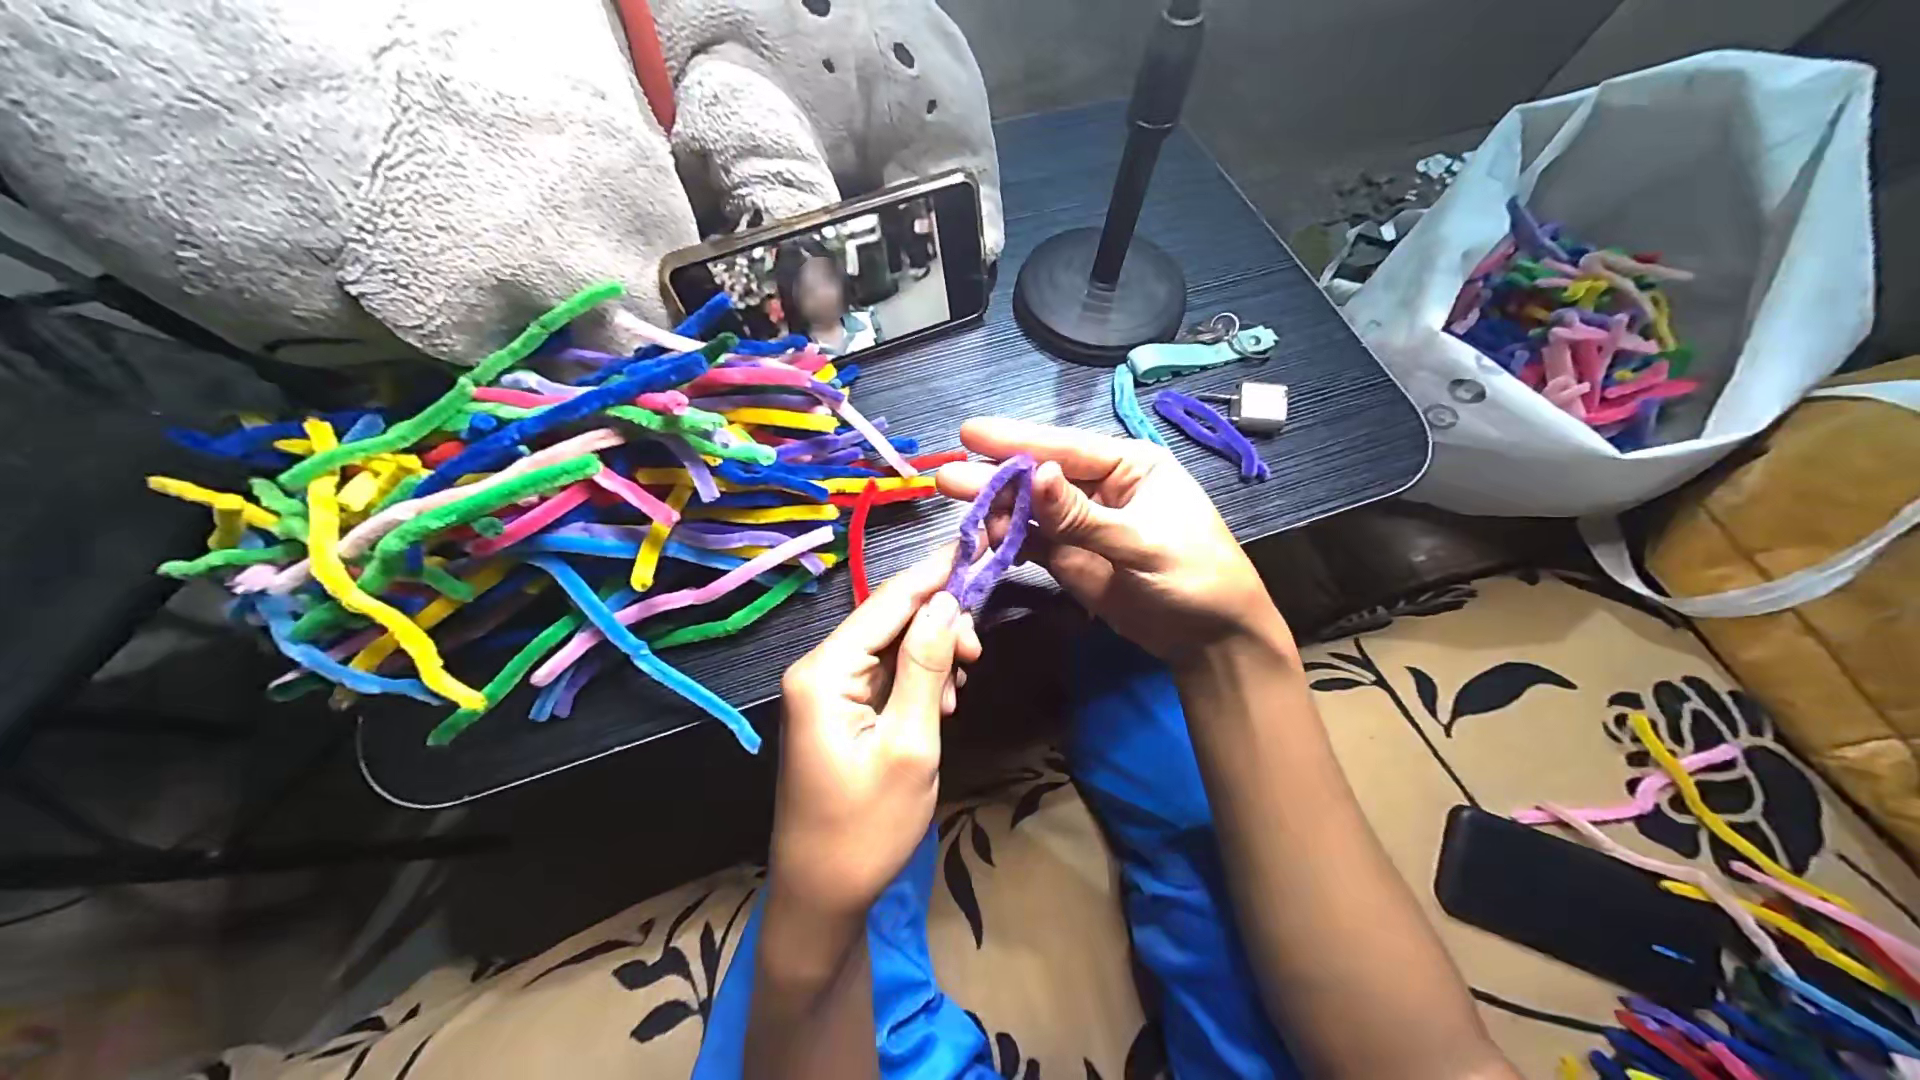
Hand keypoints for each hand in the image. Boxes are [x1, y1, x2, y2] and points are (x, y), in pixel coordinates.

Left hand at [770, 547, 982, 919]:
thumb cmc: (866, 828)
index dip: (936, 572)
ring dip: (932, 655)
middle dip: (939, 624)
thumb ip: (926, 666)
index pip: (888, 601)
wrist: (821, 895)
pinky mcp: (839, 707)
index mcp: (825, 671)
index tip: (979, 546)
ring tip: (959, 691)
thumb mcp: (910, 744)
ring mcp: (826, 688)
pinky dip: (917, 678)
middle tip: (978, 654)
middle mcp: (818, 667)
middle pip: (889, 618)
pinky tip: (941, 701)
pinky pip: (885, 673)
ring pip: (891, 645)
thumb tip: (949, 603)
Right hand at [935, 418, 1287, 664]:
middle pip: (1039, 477)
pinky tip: (985, 538)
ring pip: (1030, 510)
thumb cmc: (1195, 578)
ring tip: (956, 504)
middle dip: (995, 476)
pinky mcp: (1070, 557)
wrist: (1210, 639)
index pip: (1065, 447)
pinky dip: (1008, 541)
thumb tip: (1034, 475)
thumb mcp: (1143, 543)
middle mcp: (1100, 487)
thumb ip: (1083, 515)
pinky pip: (1032, 543)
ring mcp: (1081, 523)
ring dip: (995, 509)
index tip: (970, 433)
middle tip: (947, 476)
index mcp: (1129, 465)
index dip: (1016, 440)